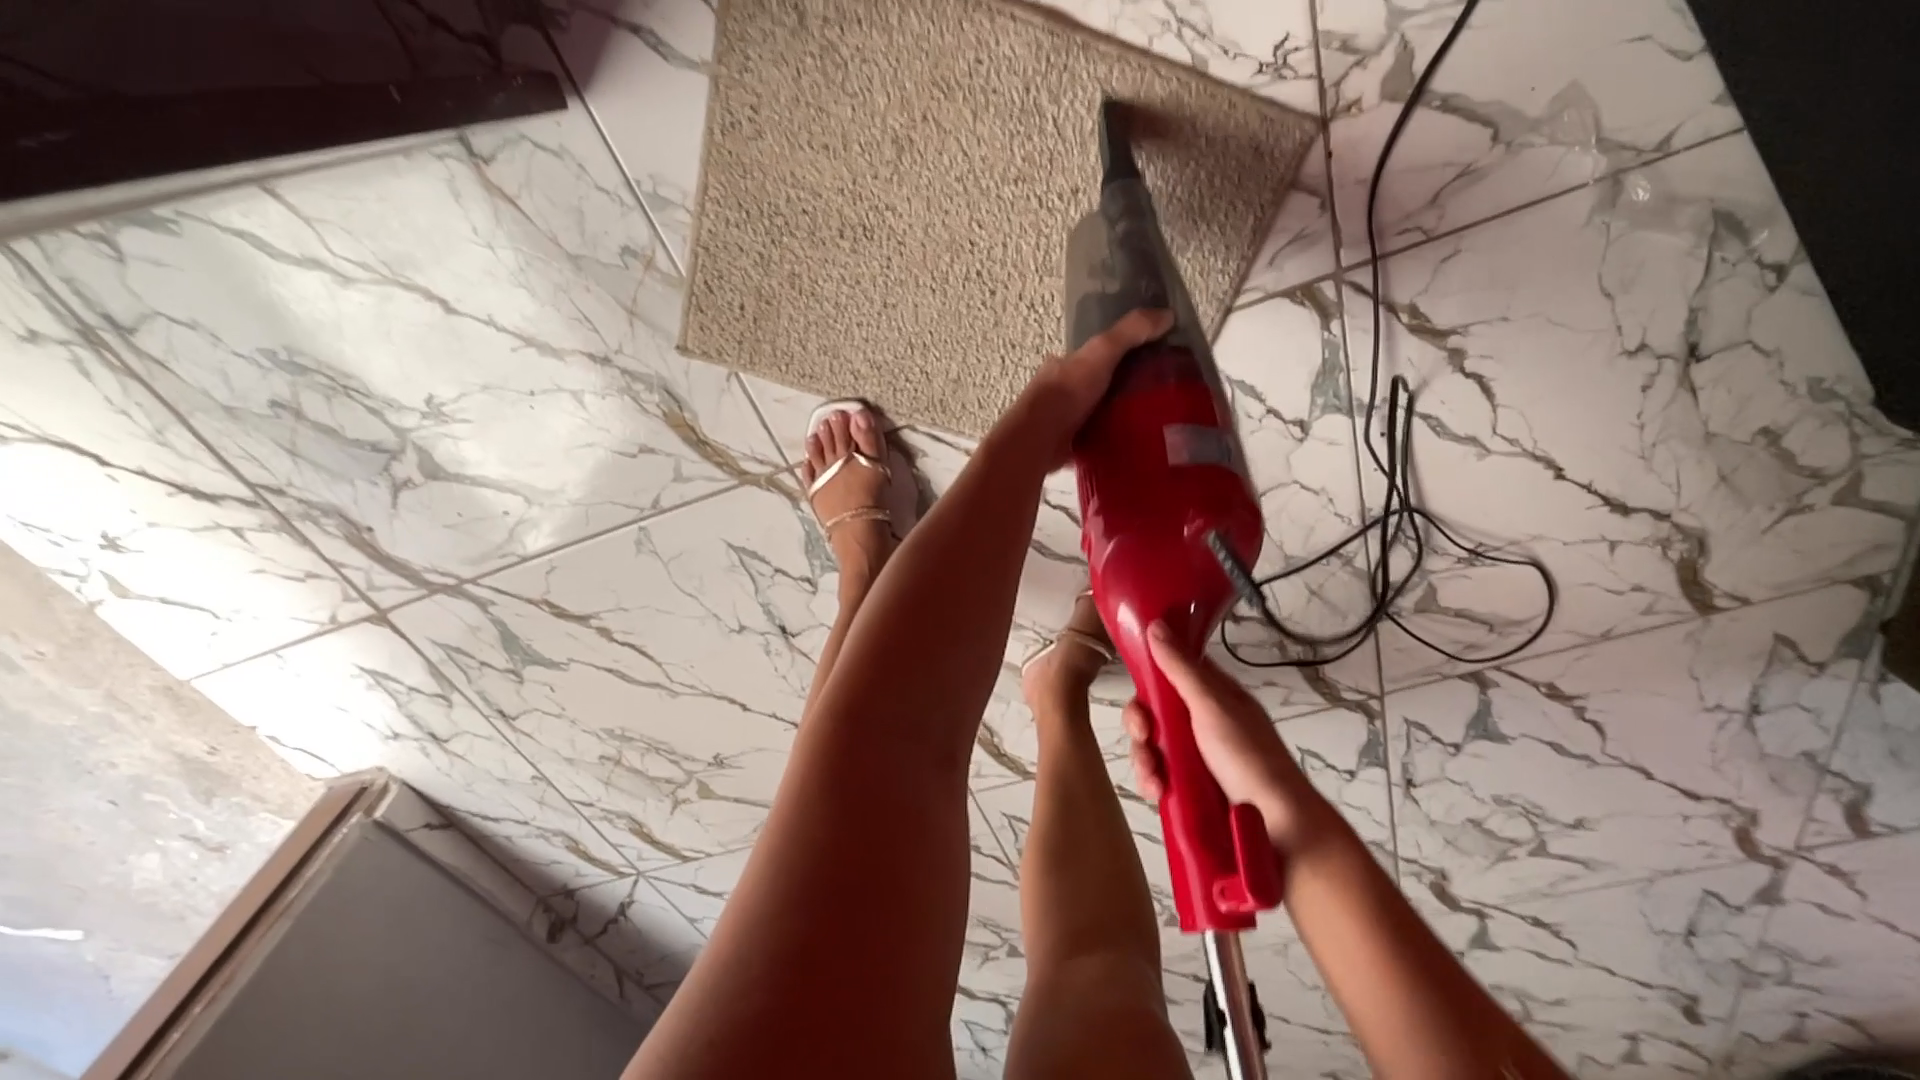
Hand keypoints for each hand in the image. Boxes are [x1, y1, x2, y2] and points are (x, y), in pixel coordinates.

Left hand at [1009, 308, 1173, 467]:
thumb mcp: (1101, 352)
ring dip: (1125, 414)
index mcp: (1068, 363)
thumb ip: (1130, 333)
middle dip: (1129, 387)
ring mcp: (1067, 418)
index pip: (1102, 353)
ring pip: (1102, 412)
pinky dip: (1117, 438)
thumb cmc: (1068, 392)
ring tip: (1160, 420)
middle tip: (1165, 394)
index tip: (1160, 361)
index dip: (1129, 353)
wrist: (1040, 439)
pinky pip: (1100, 437)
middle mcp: (1065, 389)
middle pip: (1104, 384)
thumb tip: (1168, 314)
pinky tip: (1140, 441)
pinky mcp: (1072, 444)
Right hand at [1125, 620, 1326, 850]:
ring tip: (1154, 779)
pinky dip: (1152, 782)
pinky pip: (1157, 775)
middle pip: (1154, 711)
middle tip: (1144, 737)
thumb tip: (1155, 625)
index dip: (1151, 678)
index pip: (1173, 672)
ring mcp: (1196, 756)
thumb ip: (1182, 669)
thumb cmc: (1250, 760)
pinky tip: (1158, 793)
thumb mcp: (1213, 707)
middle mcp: (1203, 722)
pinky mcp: (1188, 786)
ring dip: (1144, 760)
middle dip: (1141, 726)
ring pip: (1151, 745)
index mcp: (1215, 696)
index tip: (1138, 690)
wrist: (1277, 828)